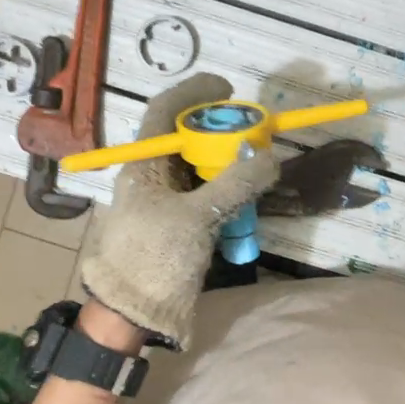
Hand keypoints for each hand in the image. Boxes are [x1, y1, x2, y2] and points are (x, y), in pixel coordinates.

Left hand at [78, 74, 280, 348]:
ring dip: (230, 171)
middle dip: (223, 136)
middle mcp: (153, 177)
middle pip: (189, 140)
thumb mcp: (196, 218)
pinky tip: (247, 207)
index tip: (227, 90)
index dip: (194, 93)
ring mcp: (166, 203)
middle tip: (254, 139)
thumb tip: (270, 159)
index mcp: (144, 165)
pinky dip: (229, 198)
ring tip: (256, 174)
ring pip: (201, 171)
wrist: (134, 313)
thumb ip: (234, 185)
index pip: (164, 112)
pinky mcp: (179, 227)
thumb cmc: (154, 258)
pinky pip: (207, 199)